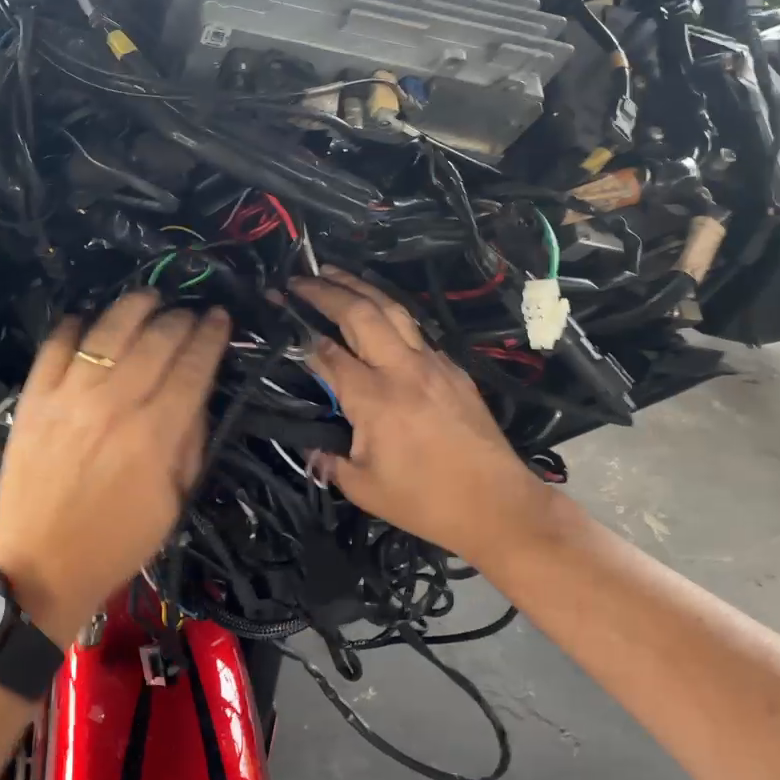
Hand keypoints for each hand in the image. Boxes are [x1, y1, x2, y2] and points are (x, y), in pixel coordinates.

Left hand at [0, 291, 230, 645]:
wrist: (41, 564)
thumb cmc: (116, 541)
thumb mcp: (174, 501)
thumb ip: (189, 441)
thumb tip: (196, 394)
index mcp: (154, 435)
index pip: (193, 367)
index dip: (211, 337)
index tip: (220, 318)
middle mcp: (114, 405)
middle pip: (155, 340)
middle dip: (179, 319)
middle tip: (189, 313)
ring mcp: (69, 397)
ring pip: (108, 331)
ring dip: (134, 307)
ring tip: (149, 299)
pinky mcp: (34, 398)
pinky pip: (55, 347)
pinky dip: (73, 327)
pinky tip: (88, 320)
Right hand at [289, 271, 547, 558]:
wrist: (499, 506)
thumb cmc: (425, 501)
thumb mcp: (363, 487)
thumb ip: (329, 460)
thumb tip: (310, 447)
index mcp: (374, 398)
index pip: (327, 352)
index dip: (299, 331)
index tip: (279, 311)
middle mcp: (402, 370)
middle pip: (361, 313)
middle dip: (326, 291)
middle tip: (299, 279)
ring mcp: (434, 365)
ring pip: (393, 310)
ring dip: (360, 287)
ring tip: (334, 273)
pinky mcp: (454, 371)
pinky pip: (416, 333)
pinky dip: (390, 315)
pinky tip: (379, 316)